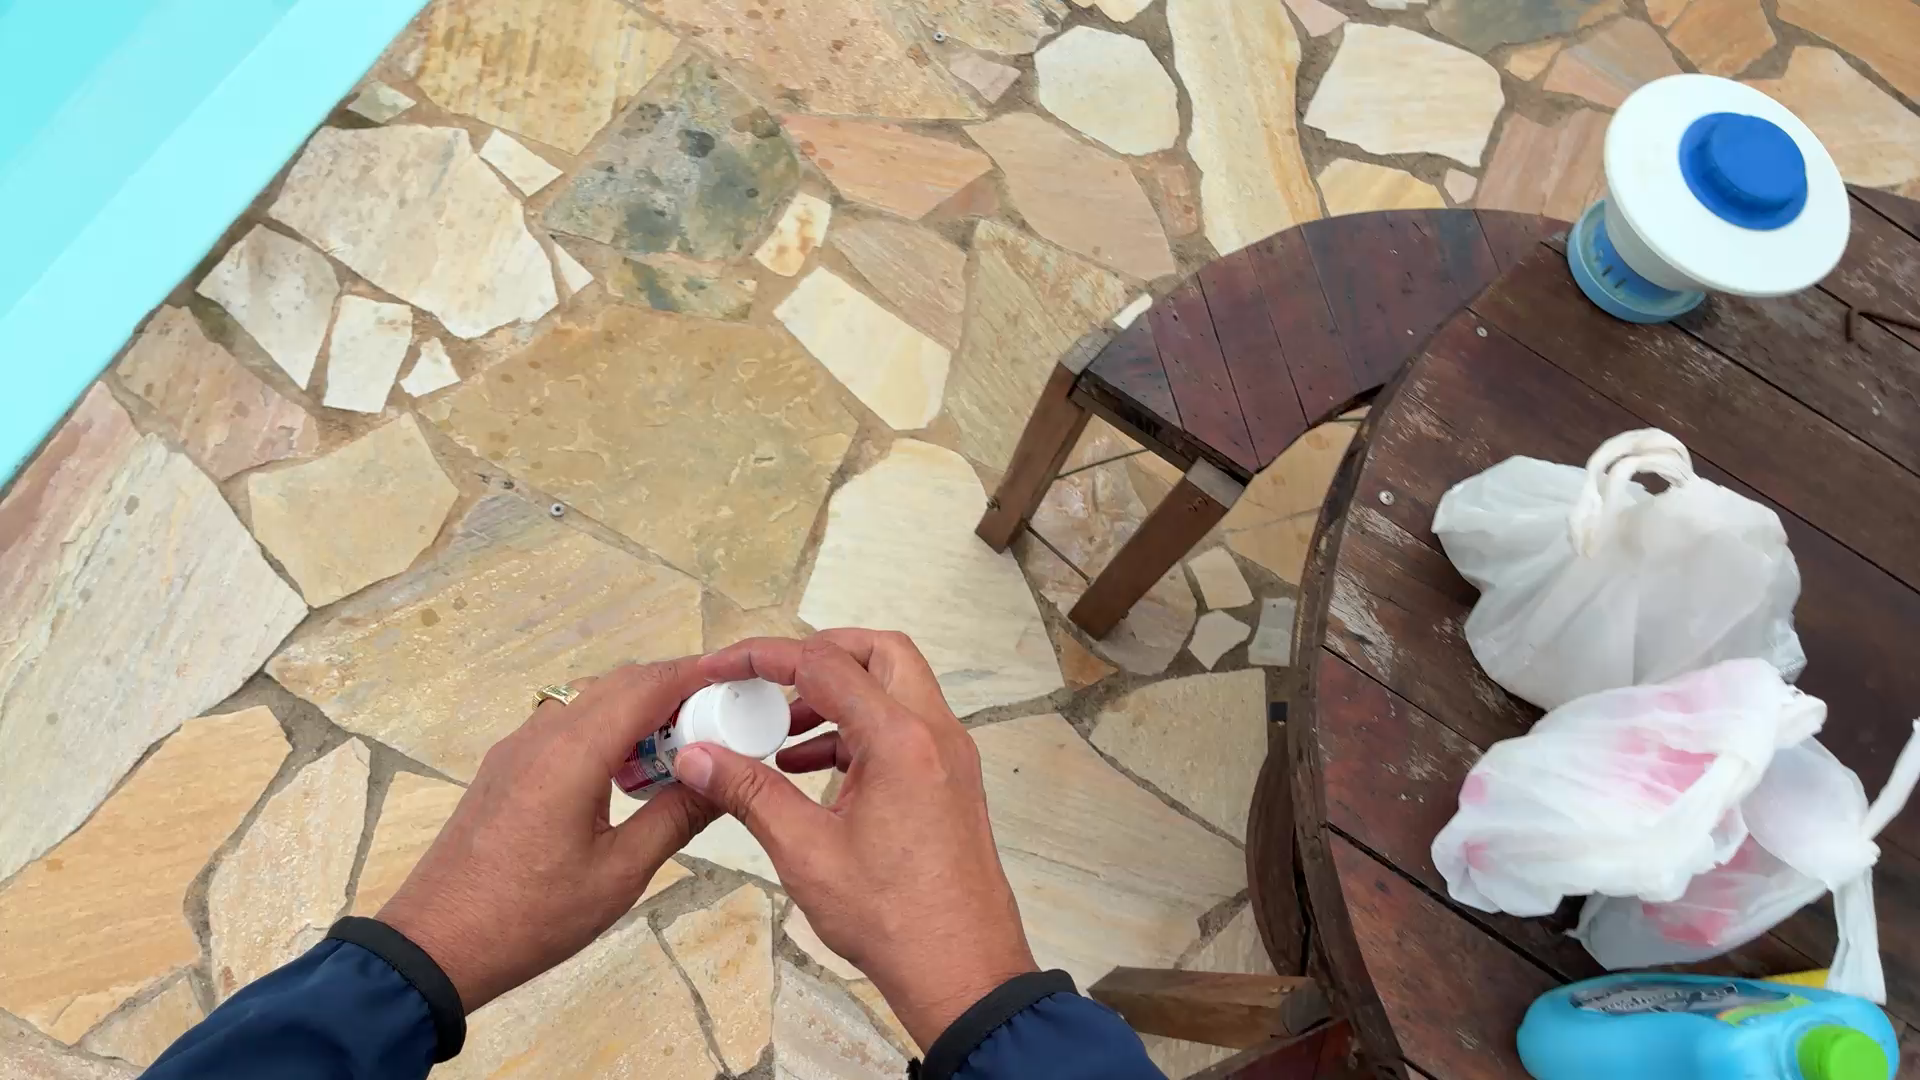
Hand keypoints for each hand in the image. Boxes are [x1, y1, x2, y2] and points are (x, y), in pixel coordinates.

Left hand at [376, 658, 717, 1009]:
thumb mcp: (619, 873)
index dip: (696, 675)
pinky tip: (623, 770)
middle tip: (715, 719)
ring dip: (640, 706)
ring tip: (674, 748)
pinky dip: (609, 724)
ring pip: (593, 696)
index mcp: (574, 753)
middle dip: (674, 688)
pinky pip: (569, 719)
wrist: (428, 951)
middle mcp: (545, 733)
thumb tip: (725, 778)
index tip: (735, 680)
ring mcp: (520, 744)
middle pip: (622, 681)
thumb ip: (677, 816)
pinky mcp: (507, 763)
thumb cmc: (531, 915)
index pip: (648, 685)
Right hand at [678, 631, 1036, 1049]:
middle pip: (881, 651)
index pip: (827, 664)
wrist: (963, 968)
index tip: (726, 665)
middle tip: (774, 680)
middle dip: (823, 654)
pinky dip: (859, 729)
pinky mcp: (950, 774)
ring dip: (841, 694)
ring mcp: (949, 751)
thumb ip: (750, 793)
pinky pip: (903, 726)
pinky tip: (813, 766)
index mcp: (901, 739)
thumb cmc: (893, 916)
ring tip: (783, 731)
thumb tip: (698, 758)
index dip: (767, 656)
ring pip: (896, 686)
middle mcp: (935, 730)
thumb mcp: (807, 852)